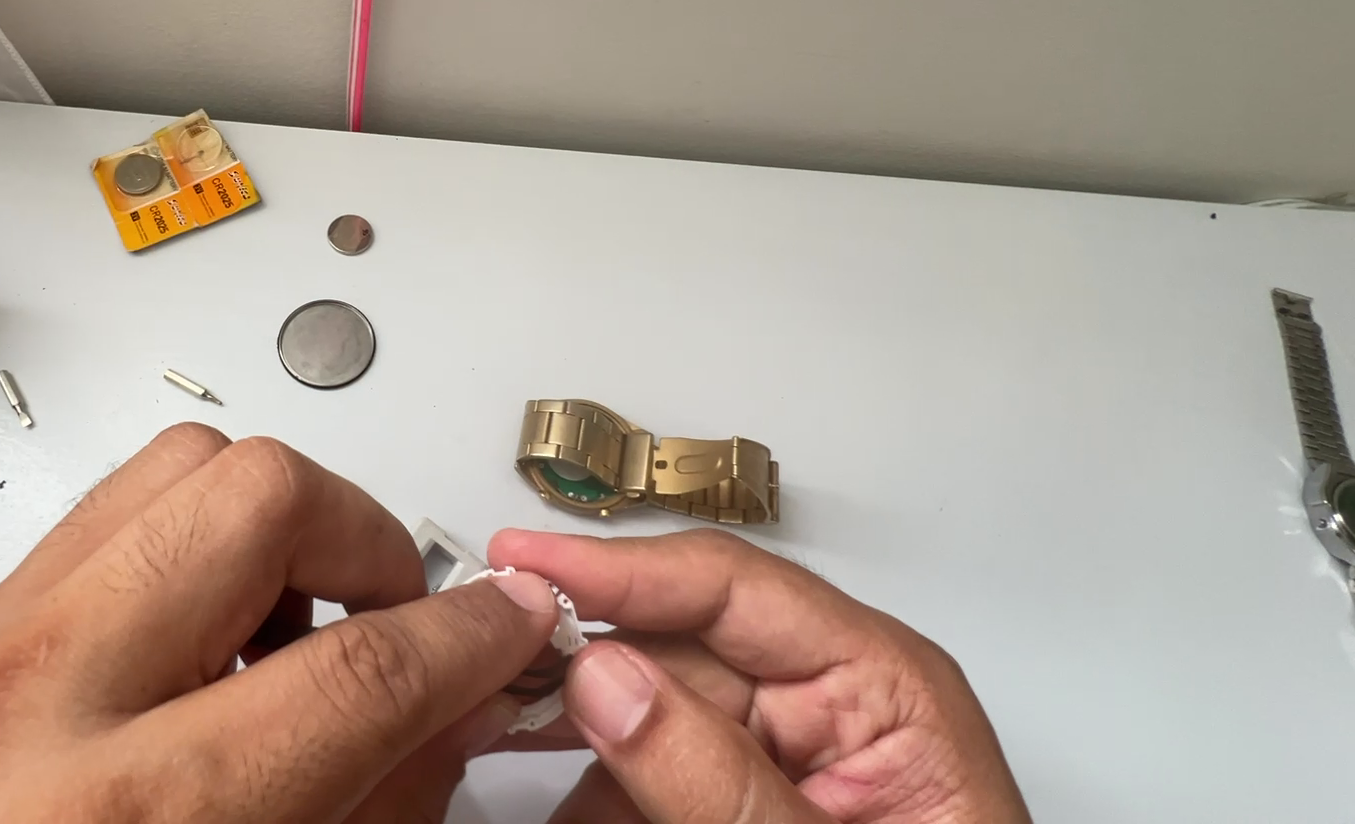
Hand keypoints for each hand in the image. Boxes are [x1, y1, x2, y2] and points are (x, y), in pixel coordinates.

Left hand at [0, 424, 560, 822]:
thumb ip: (385, 798)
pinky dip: (204, 533)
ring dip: (278, 523)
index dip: (466, 639)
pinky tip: (217, 625)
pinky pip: (125, 500)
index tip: (515, 619)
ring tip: (294, 620)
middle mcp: (42, 700)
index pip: (353, 673)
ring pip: (187, 465)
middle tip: (389, 612)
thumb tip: (462, 690)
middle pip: (258, 499)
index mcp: (133, 821)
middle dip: (362, 537)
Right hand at [488, 529, 1031, 823]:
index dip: (612, 565)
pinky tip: (553, 800)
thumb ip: (720, 784)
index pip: (722, 584)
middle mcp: (814, 687)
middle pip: (665, 637)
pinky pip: (645, 760)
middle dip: (575, 650)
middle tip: (486, 651)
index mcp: (872, 677)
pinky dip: (593, 785)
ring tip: (495, 714)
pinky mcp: (733, 782)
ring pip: (639, 699)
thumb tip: (598, 675)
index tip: (519, 559)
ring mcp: (768, 736)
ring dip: (569, 718)